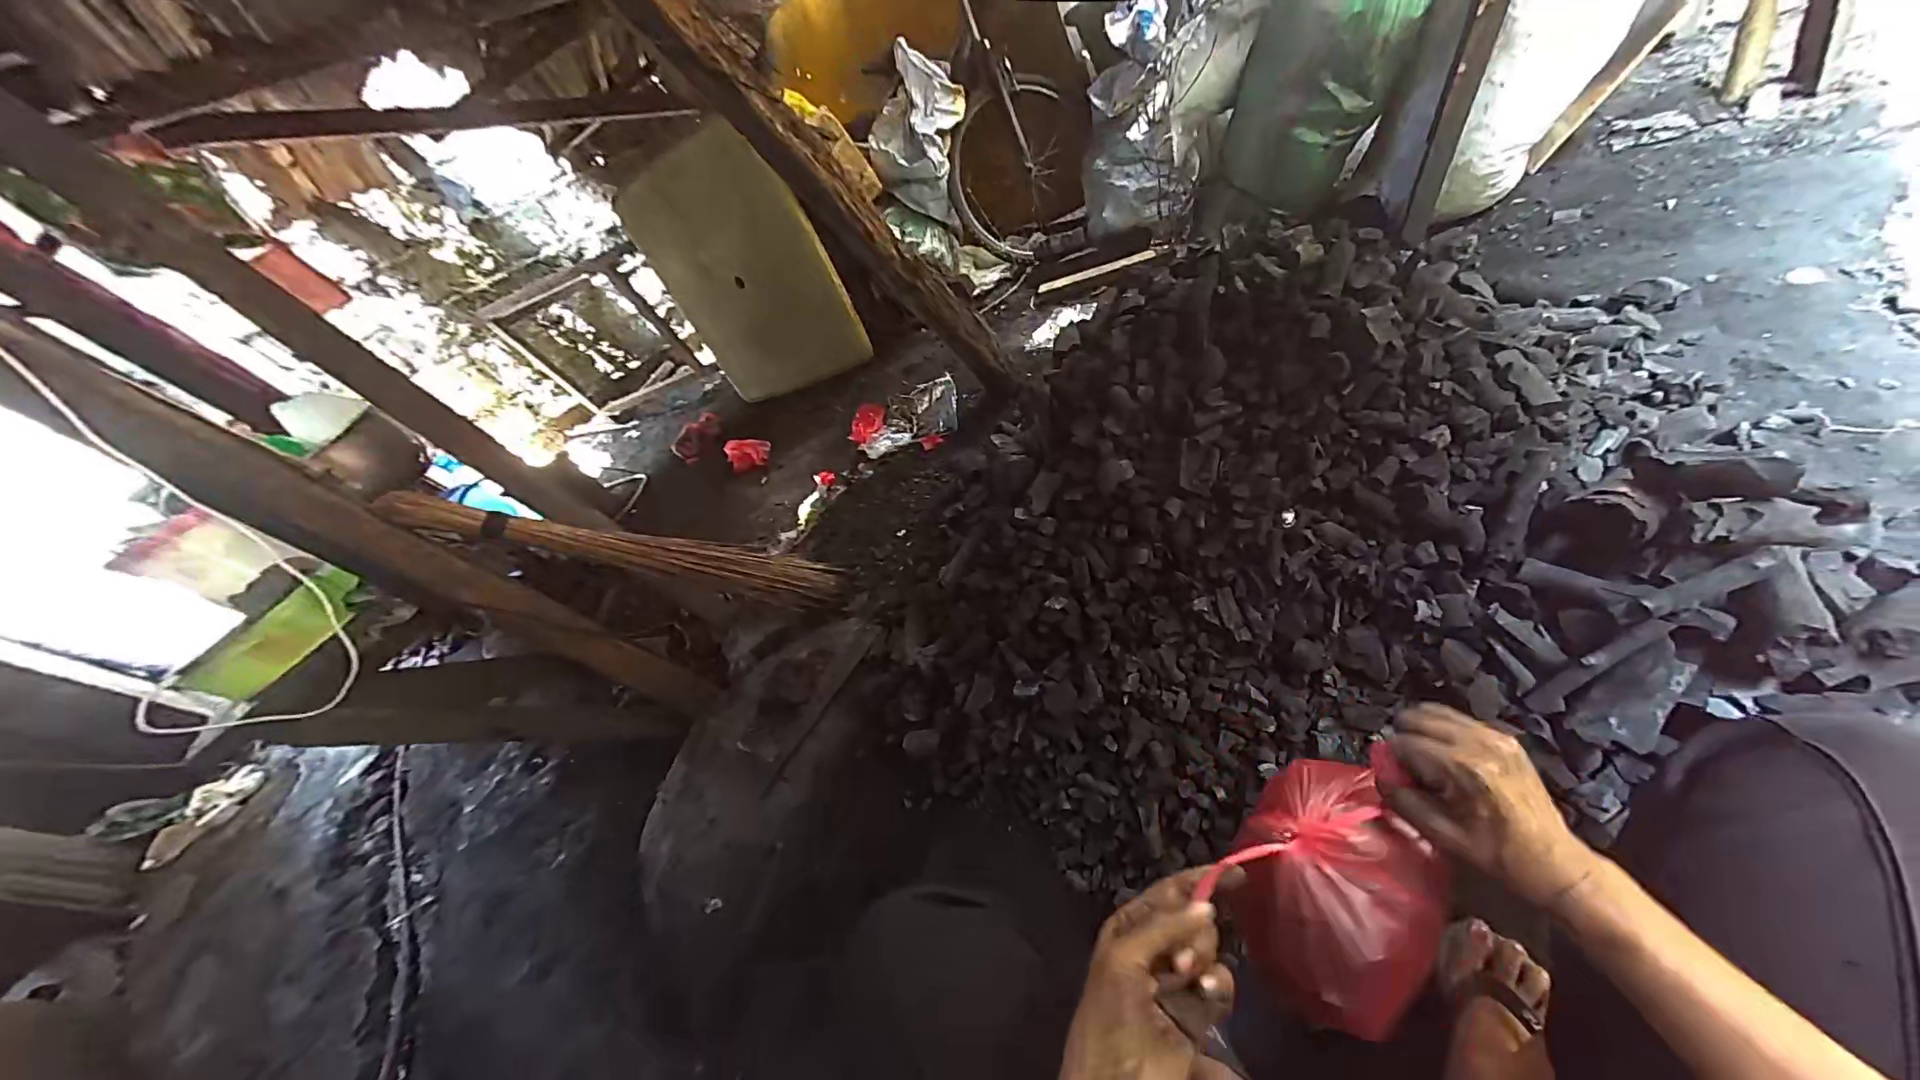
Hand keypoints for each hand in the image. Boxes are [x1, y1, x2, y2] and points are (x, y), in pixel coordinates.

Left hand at [1059, 867, 1237, 1079]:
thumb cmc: (1110, 1021)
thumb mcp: (1123, 963)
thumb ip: (1162, 929)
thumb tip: (1205, 906)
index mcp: (1126, 929)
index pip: (1165, 894)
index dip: (1196, 880)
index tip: (1234, 875)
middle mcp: (1151, 950)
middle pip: (1191, 921)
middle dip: (1192, 933)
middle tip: (1180, 963)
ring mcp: (1175, 984)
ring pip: (1207, 953)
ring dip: (1203, 960)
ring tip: (1187, 980)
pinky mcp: (1197, 1017)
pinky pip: (1218, 987)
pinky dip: (1217, 987)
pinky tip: (1208, 995)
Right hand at [1382, 703, 1597, 909]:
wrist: (1556, 863)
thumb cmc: (1497, 854)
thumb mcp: (1441, 835)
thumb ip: (1402, 799)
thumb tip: (1382, 773)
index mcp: (1463, 767)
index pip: (1402, 742)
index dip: (1392, 759)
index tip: (1399, 779)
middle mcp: (1479, 743)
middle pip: (1415, 717)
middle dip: (1403, 739)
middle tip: (1411, 768)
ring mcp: (1496, 737)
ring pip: (1433, 711)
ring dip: (1421, 731)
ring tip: (1428, 760)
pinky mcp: (1505, 738)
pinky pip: (1456, 718)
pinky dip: (1441, 730)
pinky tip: (1448, 756)